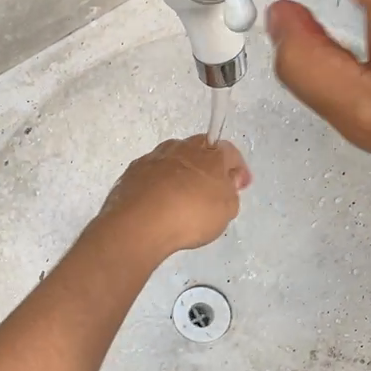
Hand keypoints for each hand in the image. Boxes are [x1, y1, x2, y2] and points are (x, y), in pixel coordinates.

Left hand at [95, 136, 250, 256]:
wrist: (140, 222)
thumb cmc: (191, 214)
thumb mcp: (226, 210)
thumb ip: (230, 193)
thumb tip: (227, 182)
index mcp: (209, 153)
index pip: (229, 152)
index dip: (237, 169)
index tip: (239, 185)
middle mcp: (180, 147)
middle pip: (198, 151)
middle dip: (207, 168)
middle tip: (210, 190)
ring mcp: (153, 158)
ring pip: (172, 161)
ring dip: (179, 175)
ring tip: (180, 199)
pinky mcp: (131, 172)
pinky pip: (151, 175)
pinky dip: (157, 185)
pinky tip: (157, 204)